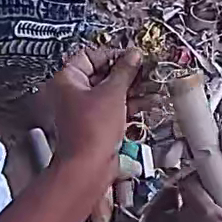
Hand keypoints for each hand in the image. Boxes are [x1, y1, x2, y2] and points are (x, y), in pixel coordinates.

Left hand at [40, 46, 142, 166]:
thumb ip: (125, 71)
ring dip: (133, 88)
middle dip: (127, 73)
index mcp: (67, 80)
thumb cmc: (90, 131)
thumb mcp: (113, 93)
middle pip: (103, 75)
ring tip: (153, 84)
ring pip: (111, 92)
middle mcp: (73, 94)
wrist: (88, 167)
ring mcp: (85, 111)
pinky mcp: (97, 125)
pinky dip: (131, 104)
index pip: (91, 56)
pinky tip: (150, 101)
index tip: (132, 56)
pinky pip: (115, 108)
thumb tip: (133, 55)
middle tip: (146, 70)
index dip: (113, 55)